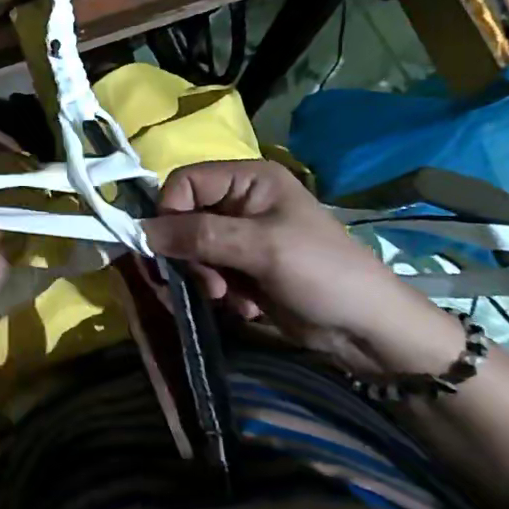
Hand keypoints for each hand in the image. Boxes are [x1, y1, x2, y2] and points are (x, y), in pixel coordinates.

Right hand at [140, 160, 460, 374]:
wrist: (368, 330)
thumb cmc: (322, 273)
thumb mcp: (261, 248)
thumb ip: (199, 235)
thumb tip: (140, 232)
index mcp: (249, 179)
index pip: (184, 182)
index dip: (170, 213)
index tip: (172, 249)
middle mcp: (241, 201)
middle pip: (183, 219)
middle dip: (191, 255)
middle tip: (210, 284)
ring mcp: (243, 237)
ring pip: (192, 251)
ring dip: (206, 279)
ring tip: (231, 299)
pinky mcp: (245, 268)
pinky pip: (209, 274)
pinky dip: (221, 292)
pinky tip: (248, 307)